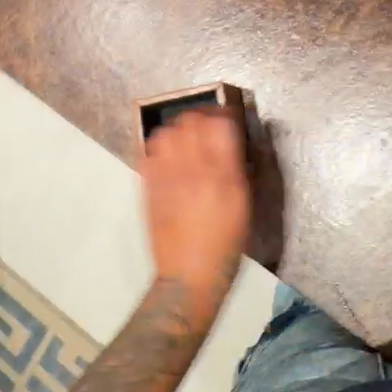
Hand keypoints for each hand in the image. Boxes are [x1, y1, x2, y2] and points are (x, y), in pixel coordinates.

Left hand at [142, 110, 250, 315]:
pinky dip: (158, 147)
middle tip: (206, 125)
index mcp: (223, 175)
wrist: (189, 276)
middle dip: (200, 117)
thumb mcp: (243, 205)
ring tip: (185, 139)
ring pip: (166, 132)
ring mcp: (166, 177)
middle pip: (190, 121)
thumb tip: (232, 142)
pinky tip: (167, 156)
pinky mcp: (148, 187)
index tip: (227, 117)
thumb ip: (238, 169)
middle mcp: (193, 170)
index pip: (220, 124)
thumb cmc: (226, 245)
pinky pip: (148, 152)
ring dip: (177, 129)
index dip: (224, 114)